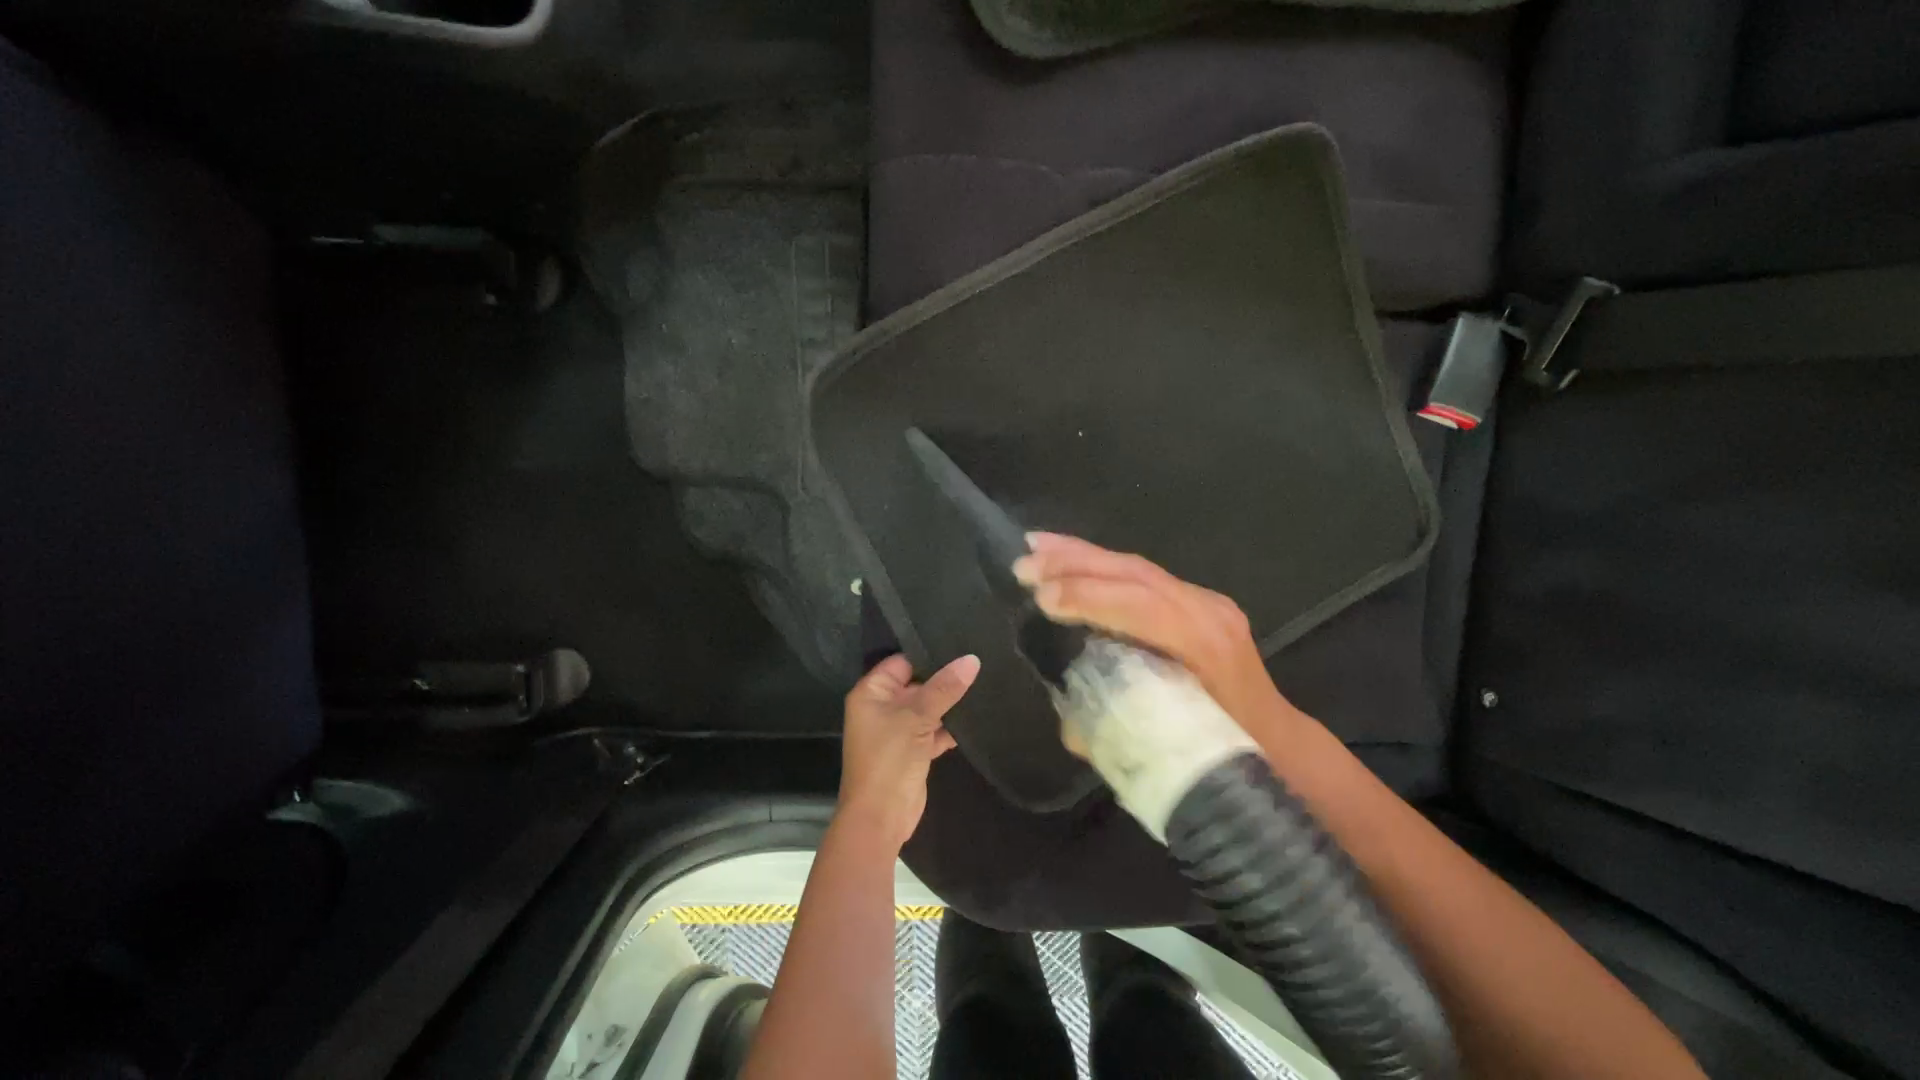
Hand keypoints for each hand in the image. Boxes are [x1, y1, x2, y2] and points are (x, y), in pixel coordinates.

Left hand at [837, 653, 978, 850]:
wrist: (881, 817)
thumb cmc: (889, 759)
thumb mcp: (917, 718)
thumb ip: (944, 688)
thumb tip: (972, 659)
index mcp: (872, 693)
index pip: (901, 662)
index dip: (928, 654)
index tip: (961, 643)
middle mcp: (882, 708)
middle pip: (917, 684)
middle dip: (945, 679)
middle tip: (980, 663)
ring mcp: (898, 731)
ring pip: (928, 709)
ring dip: (950, 704)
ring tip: (986, 684)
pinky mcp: (913, 751)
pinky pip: (934, 730)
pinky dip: (951, 728)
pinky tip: (978, 718)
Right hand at [1012, 532, 1298, 735]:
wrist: (1277, 741)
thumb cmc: (1225, 752)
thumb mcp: (1169, 750)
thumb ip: (1121, 732)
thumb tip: (1070, 720)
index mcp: (1205, 645)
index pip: (1143, 607)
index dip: (1090, 599)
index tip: (1042, 599)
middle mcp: (1206, 611)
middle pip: (1135, 574)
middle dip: (1074, 565)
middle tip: (1022, 565)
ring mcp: (1204, 601)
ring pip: (1136, 567)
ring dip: (1081, 555)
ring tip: (1034, 548)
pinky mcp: (1196, 601)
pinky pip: (1142, 576)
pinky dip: (1100, 565)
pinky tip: (1069, 560)